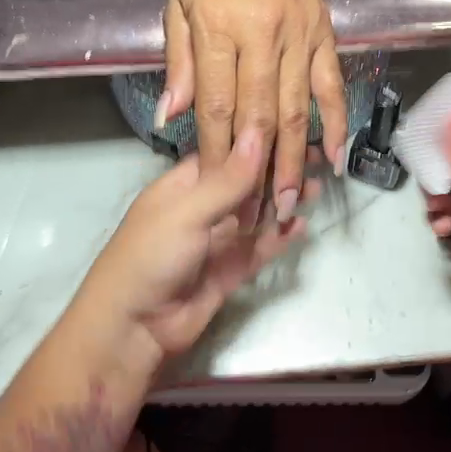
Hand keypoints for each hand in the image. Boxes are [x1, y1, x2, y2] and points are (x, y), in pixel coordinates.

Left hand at [77, 129, 309, 360]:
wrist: (134, 327)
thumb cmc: (150, 257)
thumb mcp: (187, 211)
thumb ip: (227, 178)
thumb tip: (260, 131)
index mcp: (182, 186)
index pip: (223, 151)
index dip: (256, 140)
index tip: (292, 124)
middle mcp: (201, 209)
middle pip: (245, 183)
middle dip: (276, 171)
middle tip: (315, 157)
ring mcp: (216, 242)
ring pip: (256, 216)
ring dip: (282, 202)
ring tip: (316, 187)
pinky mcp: (229, 272)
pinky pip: (259, 249)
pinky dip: (279, 237)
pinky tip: (301, 225)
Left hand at [162, 0, 345, 222]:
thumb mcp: (178, 4)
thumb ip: (180, 64)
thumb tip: (172, 117)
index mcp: (219, 27)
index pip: (217, 104)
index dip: (216, 152)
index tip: (214, 192)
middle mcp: (263, 35)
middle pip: (259, 116)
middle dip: (257, 172)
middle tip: (256, 216)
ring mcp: (300, 36)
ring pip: (297, 110)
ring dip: (295, 160)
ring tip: (292, 202)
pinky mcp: (325, 34)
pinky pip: (332, 85)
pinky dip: (336, 121)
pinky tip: (337, 156)